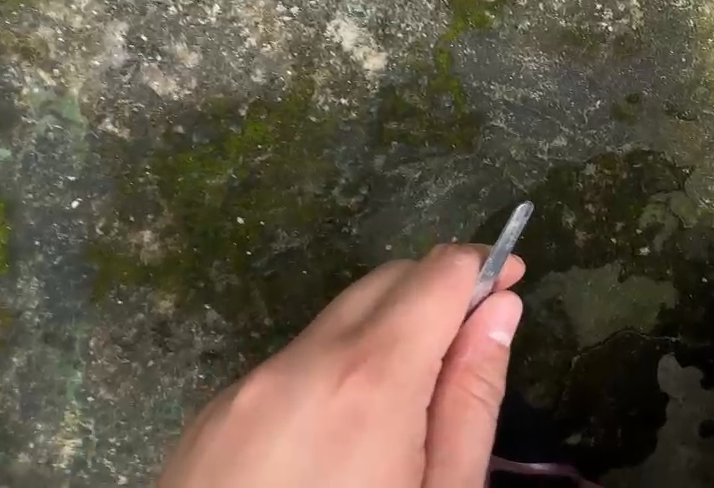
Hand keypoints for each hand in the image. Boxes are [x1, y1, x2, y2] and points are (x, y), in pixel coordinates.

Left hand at [158, 244, 525, 487]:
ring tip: (398, 410)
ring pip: (337, 321)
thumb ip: (473, 395)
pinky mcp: (203, 425)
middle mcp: (300, 365)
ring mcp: (241, 393)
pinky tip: (329, 447)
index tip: (510, 282)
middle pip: (388, 282)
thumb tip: (500, 309)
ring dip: (383, 332)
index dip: (484, 267)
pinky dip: (329, 373)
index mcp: (368, 379)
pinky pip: (288, 367)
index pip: (440, 271)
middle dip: (437, 293)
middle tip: (464, 348)